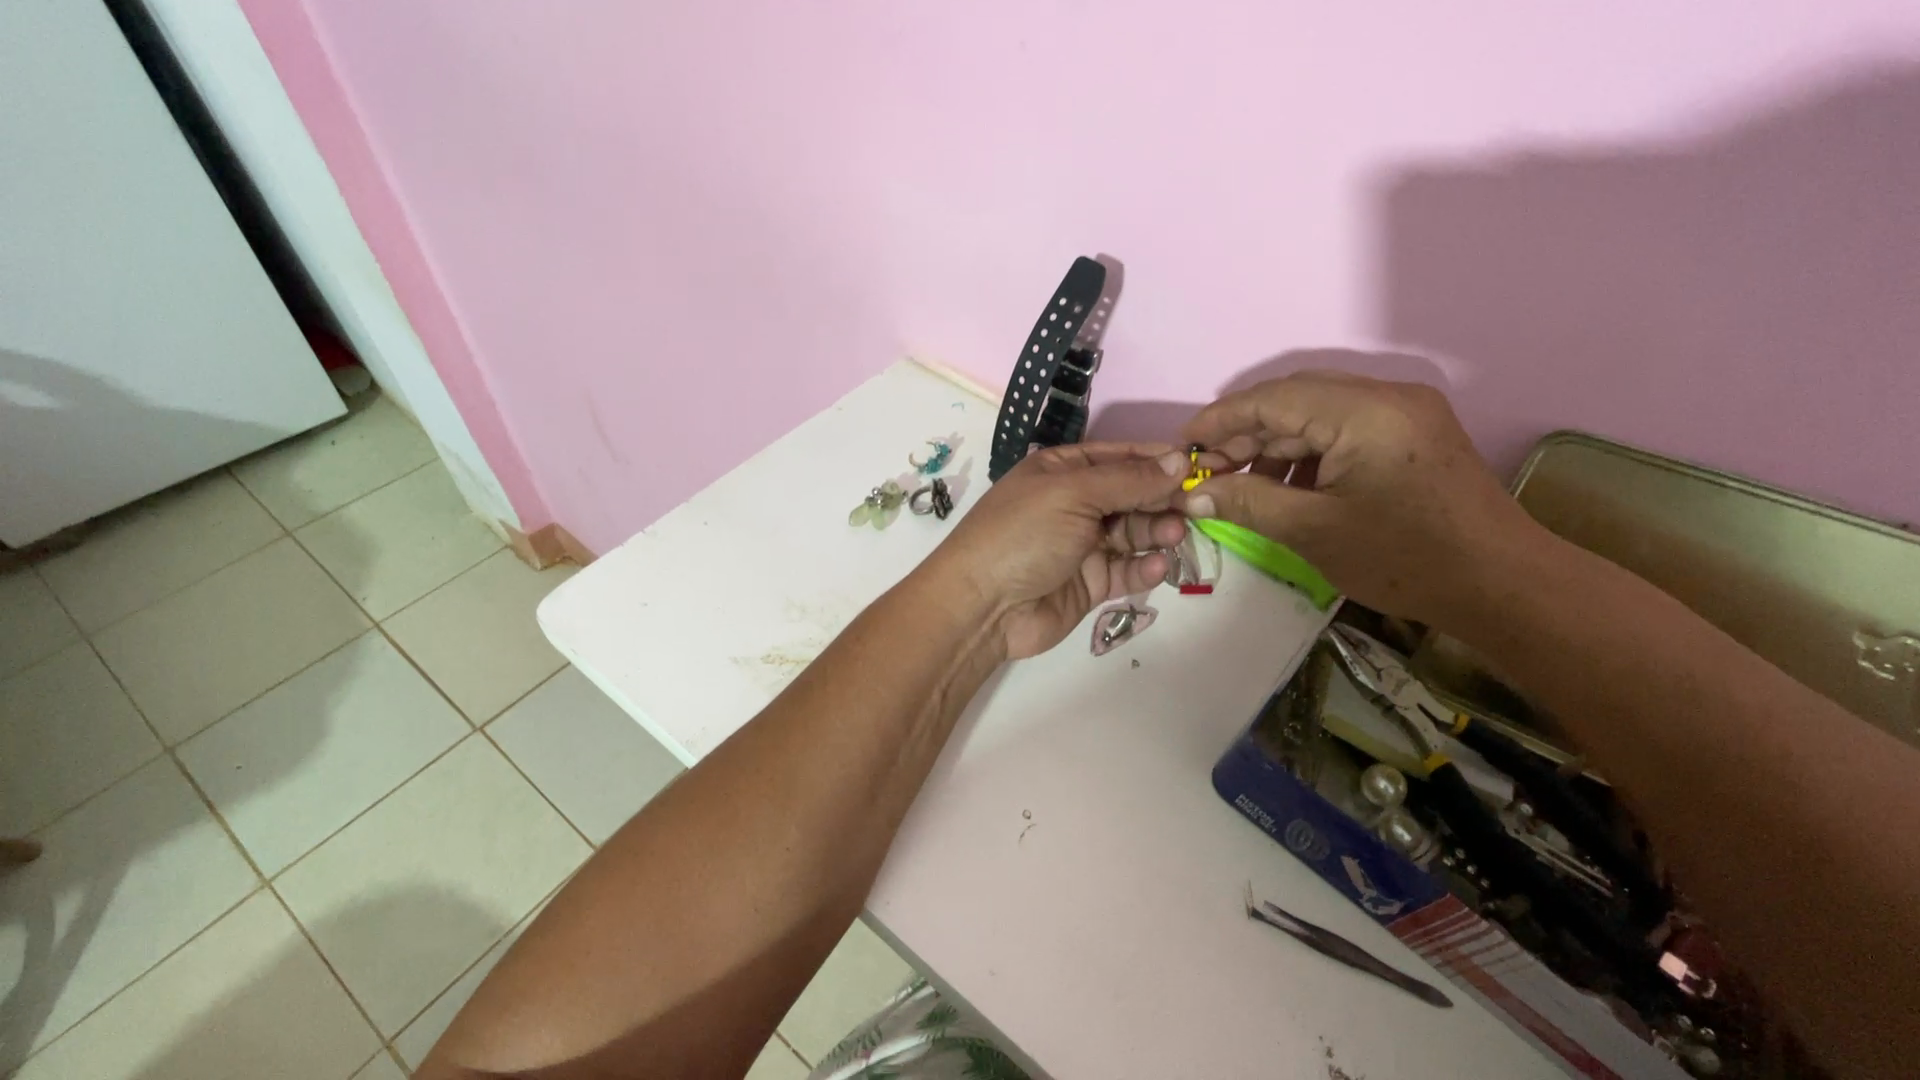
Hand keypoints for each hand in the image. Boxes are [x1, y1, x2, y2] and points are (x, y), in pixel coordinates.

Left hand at [920, 444, 1190, 658]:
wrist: (983, 606)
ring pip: (1135, 533)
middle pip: (1133, 495)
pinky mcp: (1090, 583)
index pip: (1121, 457)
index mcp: (1062, 471)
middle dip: (1165, 497)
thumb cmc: (1022, 534)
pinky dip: (1145, 567)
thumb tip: (1180, 459)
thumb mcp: (1073, 493)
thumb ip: (1129, 480)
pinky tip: (1157, 565)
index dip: (1161, 460)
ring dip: (1158, 531)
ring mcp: (1083, 545)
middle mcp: (1074, 503)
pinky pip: (1127, 570)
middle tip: (1199, 504)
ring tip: (1176, 534)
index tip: (1204, 464)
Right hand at [1180, 359, 1550, 627]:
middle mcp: (1386, 396)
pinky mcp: (1411, 433)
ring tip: (1239, 485)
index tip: (1181, 448)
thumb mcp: (1313, 531)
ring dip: (1274, 446)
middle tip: (1207, 472)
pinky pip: (1343, 429)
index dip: (1220, 420)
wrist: (1500, 584)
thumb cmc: (1404, 559)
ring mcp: (1403, 412)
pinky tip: (1283, 487)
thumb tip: (1191, 492)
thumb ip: (1247, 502)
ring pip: (1316, 414)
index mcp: (1364, 412)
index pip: (1272, 398)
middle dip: (1245, 434)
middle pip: (1293, 399)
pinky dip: (1307, 454)